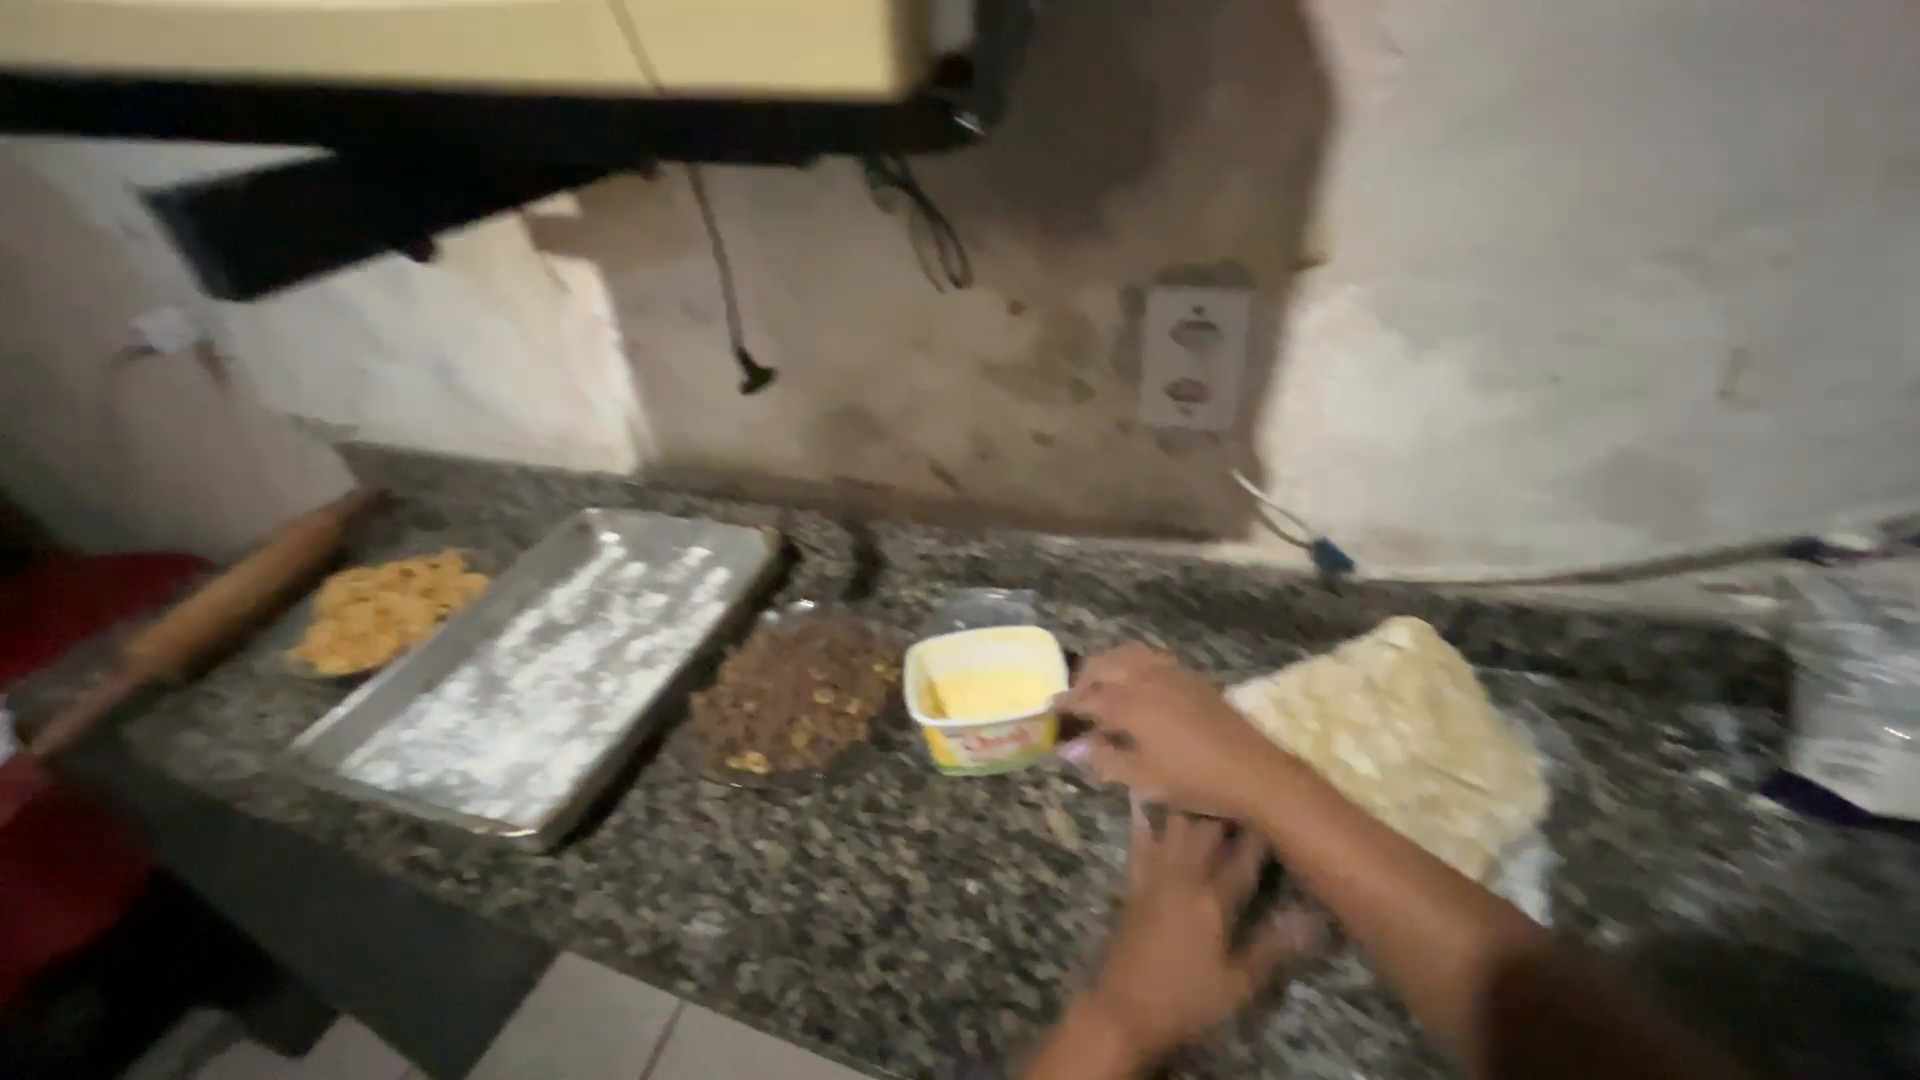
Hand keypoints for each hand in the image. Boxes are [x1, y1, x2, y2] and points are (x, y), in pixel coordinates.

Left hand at [1030, 811, 1323, 1078]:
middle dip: (1225, 806)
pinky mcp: (1133, 882)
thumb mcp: (1239, 984)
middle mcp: (1185, 876)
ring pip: (1174, 827)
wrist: (1124, 1007)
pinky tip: (1142, 796)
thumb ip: (1275, 947)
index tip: (1276, 804)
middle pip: (1207, 831)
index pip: (1245, 857)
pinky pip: (1138, 842)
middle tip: (1238, 783)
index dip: (1261, 831)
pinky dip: (1143, 818)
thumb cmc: (1188, 1000)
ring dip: (1189, 804)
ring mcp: (1155, 876)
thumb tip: (1315, 919)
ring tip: (1200, 778)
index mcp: (1215, 900)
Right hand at [1056, 644, 1290, 815]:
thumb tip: (1070, 748)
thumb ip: (1103, 758)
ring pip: (1128, 654)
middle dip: (1084, 678)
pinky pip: (1152, 658)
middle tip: (1075, 699)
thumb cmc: (1193, 780)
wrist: (1254, 771)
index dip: (1066, 703)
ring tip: (1103, 685)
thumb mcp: (1141, 777)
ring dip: (1108, 665)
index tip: (1050, 709)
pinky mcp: (1192, 677)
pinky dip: (1133, 663)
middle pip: (1104, 665)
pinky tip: (1137, 684)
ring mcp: (1172, 673)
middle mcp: (1146, 678)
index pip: (1087, 697)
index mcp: (1130, 703)